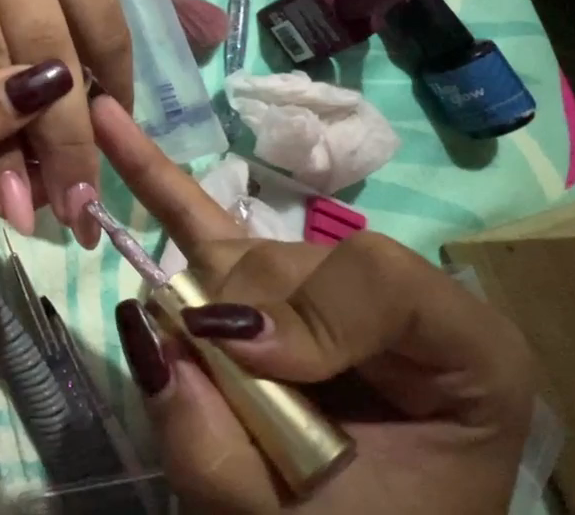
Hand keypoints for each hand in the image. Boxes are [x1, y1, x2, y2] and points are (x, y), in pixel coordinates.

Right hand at [91, 97, 537, 513]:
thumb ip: (216, 451)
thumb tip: (152, 336)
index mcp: (464, 356)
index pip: (384, 281)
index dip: (310, 311)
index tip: (245, 358)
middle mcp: (391, 300)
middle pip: (299, 260)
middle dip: (240, 316)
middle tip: (214, 381)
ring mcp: (321, 285)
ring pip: (239, 249)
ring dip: (194, 295)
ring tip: (196, 357)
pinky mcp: (265, 291)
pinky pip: (205, 228)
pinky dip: (154, 185)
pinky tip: (110, 124)